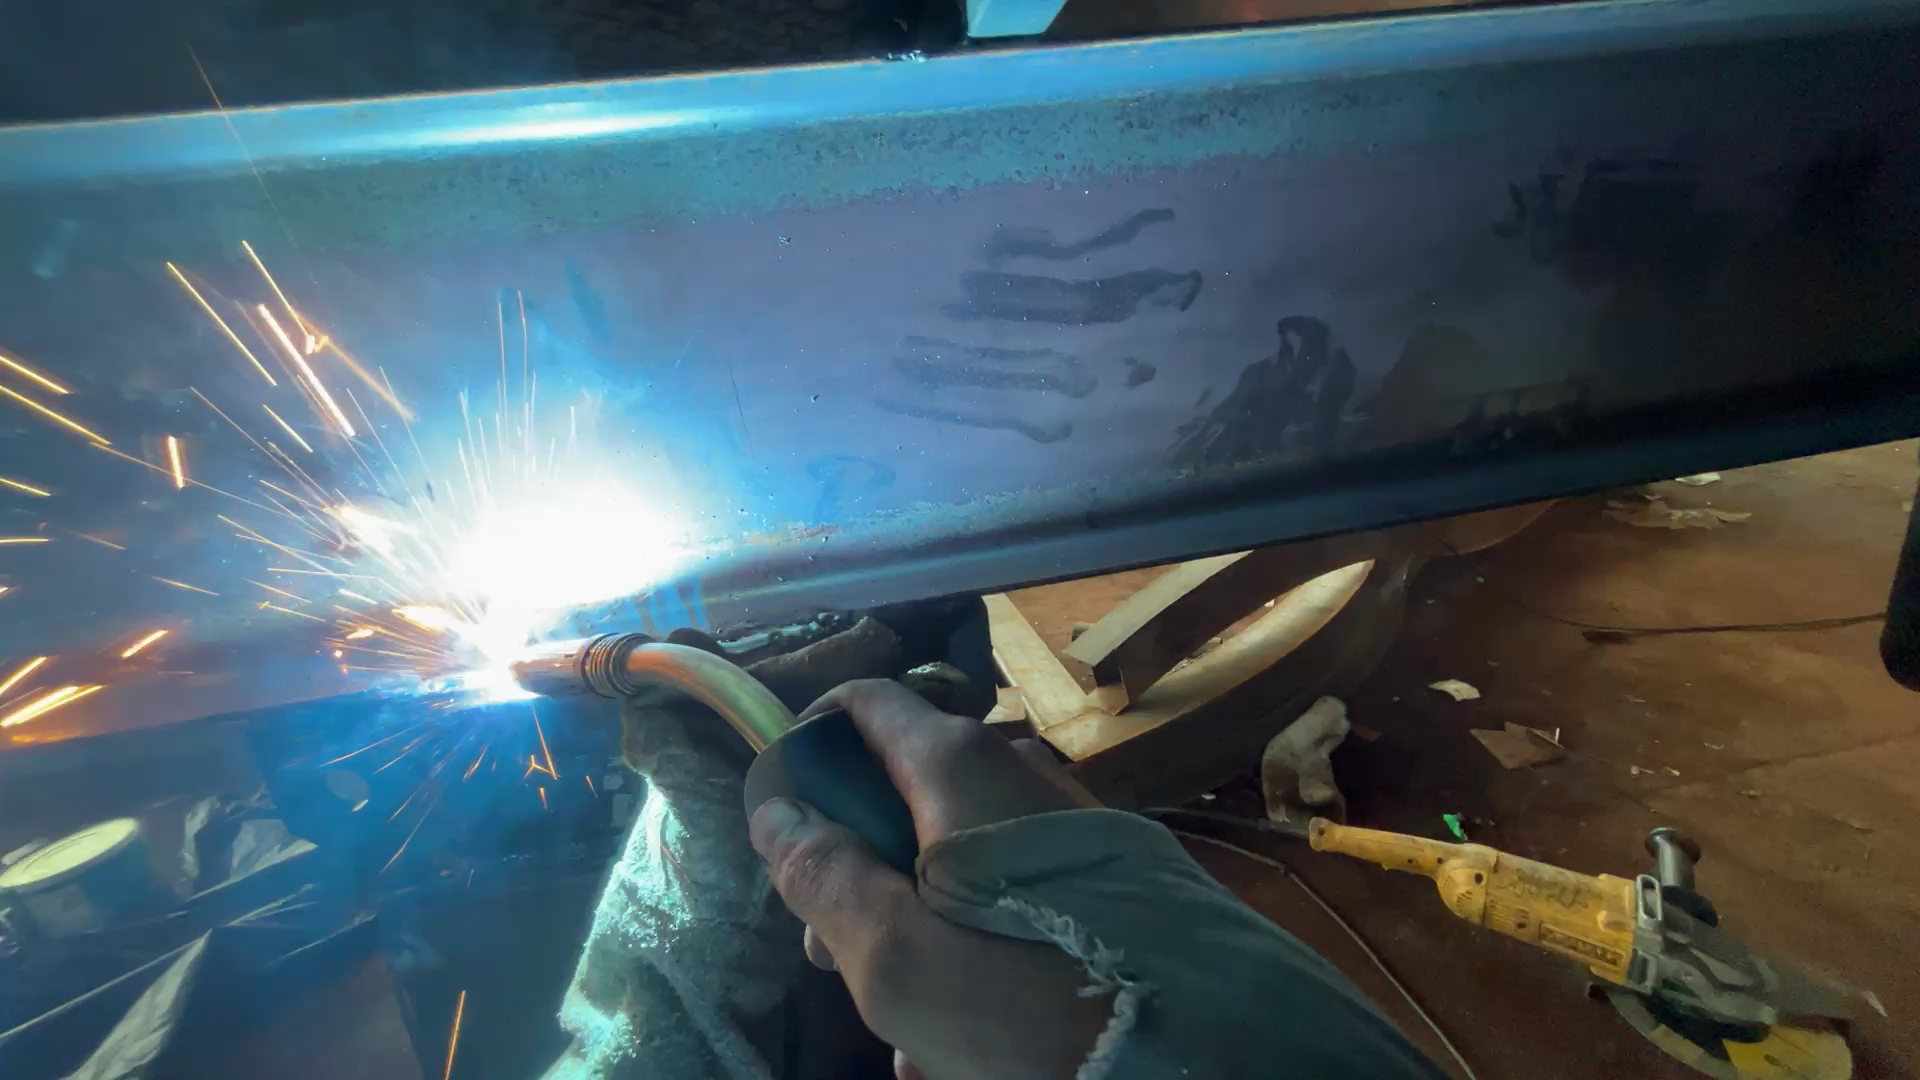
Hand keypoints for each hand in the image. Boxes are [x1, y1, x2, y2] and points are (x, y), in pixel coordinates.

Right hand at [749, 679, 1107, 1079]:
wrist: (1205, 1043)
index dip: (810, 738)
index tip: (785, 808)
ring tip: (901, 1008)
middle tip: (833, 945)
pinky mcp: (1085, 852)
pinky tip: (965, 1006)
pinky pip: (998, 868)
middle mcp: (1006, 763)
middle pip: (898, 782)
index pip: (864, 701)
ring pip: (944, 836)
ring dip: (907, 906)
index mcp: (955, 763)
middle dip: (853, 856)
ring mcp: (1051, 806)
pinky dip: (964, 919)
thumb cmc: (1028, 995)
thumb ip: (824, 873)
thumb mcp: (896, 952)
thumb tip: (776, 811)